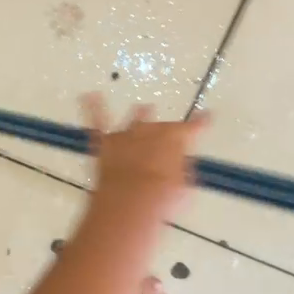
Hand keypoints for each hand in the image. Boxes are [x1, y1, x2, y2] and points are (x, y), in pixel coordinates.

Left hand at [81, 94, 208, 212]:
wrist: (129, 199)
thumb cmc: (163, 197)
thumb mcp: (184, 186)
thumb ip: (181, 168)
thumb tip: (178, 164)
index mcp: (175, 139)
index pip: (192, 128)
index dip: (200, 123)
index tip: (207, 116)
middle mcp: (151, 131)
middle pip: (159, 128)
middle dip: (163, 130)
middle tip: (166, 131)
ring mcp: (126, 135)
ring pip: (133, 122)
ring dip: (138, 116)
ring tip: (142, 107)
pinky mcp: (104, 143)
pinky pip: (97, 121)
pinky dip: (92, 106)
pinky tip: (87, 94)